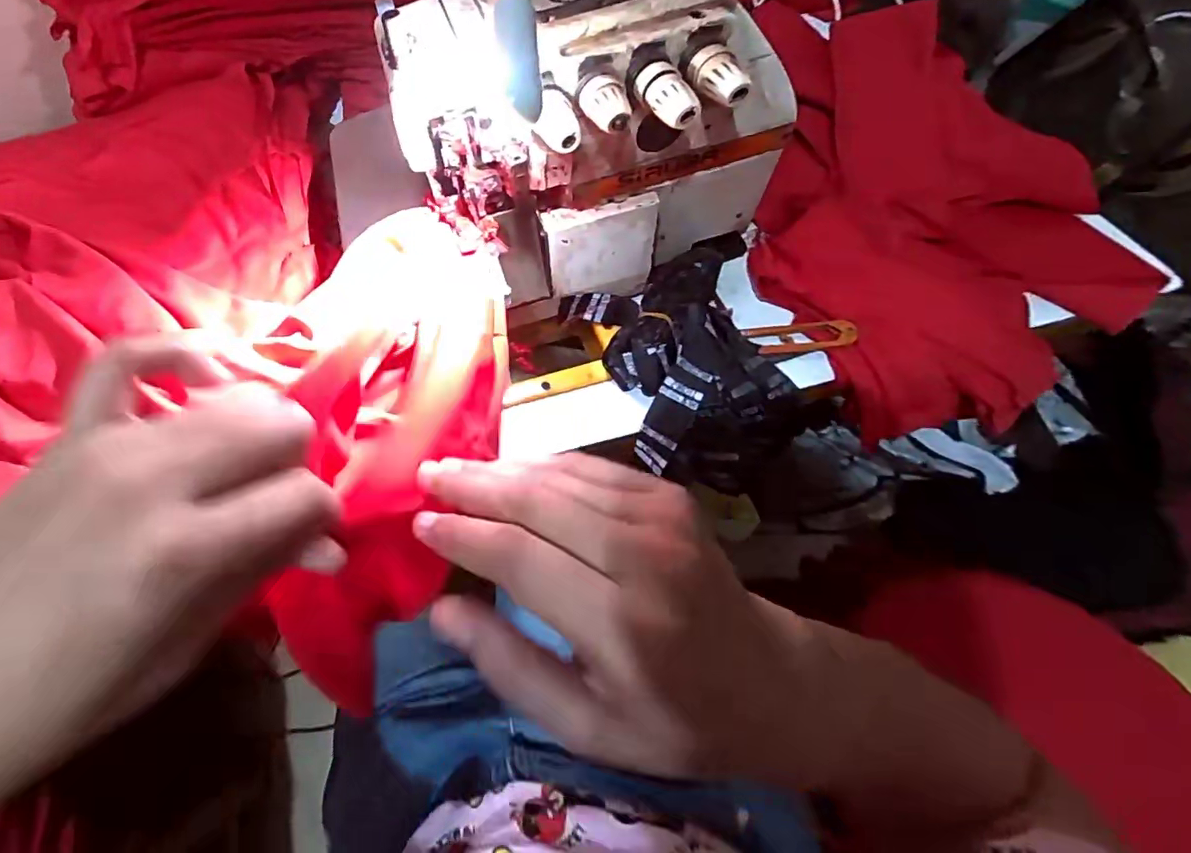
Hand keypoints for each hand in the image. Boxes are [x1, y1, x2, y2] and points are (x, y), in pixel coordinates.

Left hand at [0, 337, 340, 852]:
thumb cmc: (47, 709)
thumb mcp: (171, 658)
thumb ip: (253, 581)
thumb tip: (325, 546)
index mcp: (180, 550)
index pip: (301, 495)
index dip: (325, 516)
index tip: (320, 538)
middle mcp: (151, 476)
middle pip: (276, 422)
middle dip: (298, 461)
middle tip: (284, 502)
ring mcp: (104, 442)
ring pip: (227, 390)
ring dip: (258, 420)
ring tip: (255, 456)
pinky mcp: (66, 433)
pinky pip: (129, 357)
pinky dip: (177, 353)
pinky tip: (200, 374)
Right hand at [414, 455, 849, 788]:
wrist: (771, 680)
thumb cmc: (673, 719)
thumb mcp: (587, 726)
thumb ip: (510, 667)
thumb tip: (441, 610)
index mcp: (621, 623)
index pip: (520, 557)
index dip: (464, 535)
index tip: (420, 523)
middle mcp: (642, 555)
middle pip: (536, 501)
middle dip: (473, 485)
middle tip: (426, 475)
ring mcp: (661, 514)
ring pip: (559, 475)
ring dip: (501, 470)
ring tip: (456, 469)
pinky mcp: (668, 493)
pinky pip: (589, 467)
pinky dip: (542, 464)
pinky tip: (511, 469)